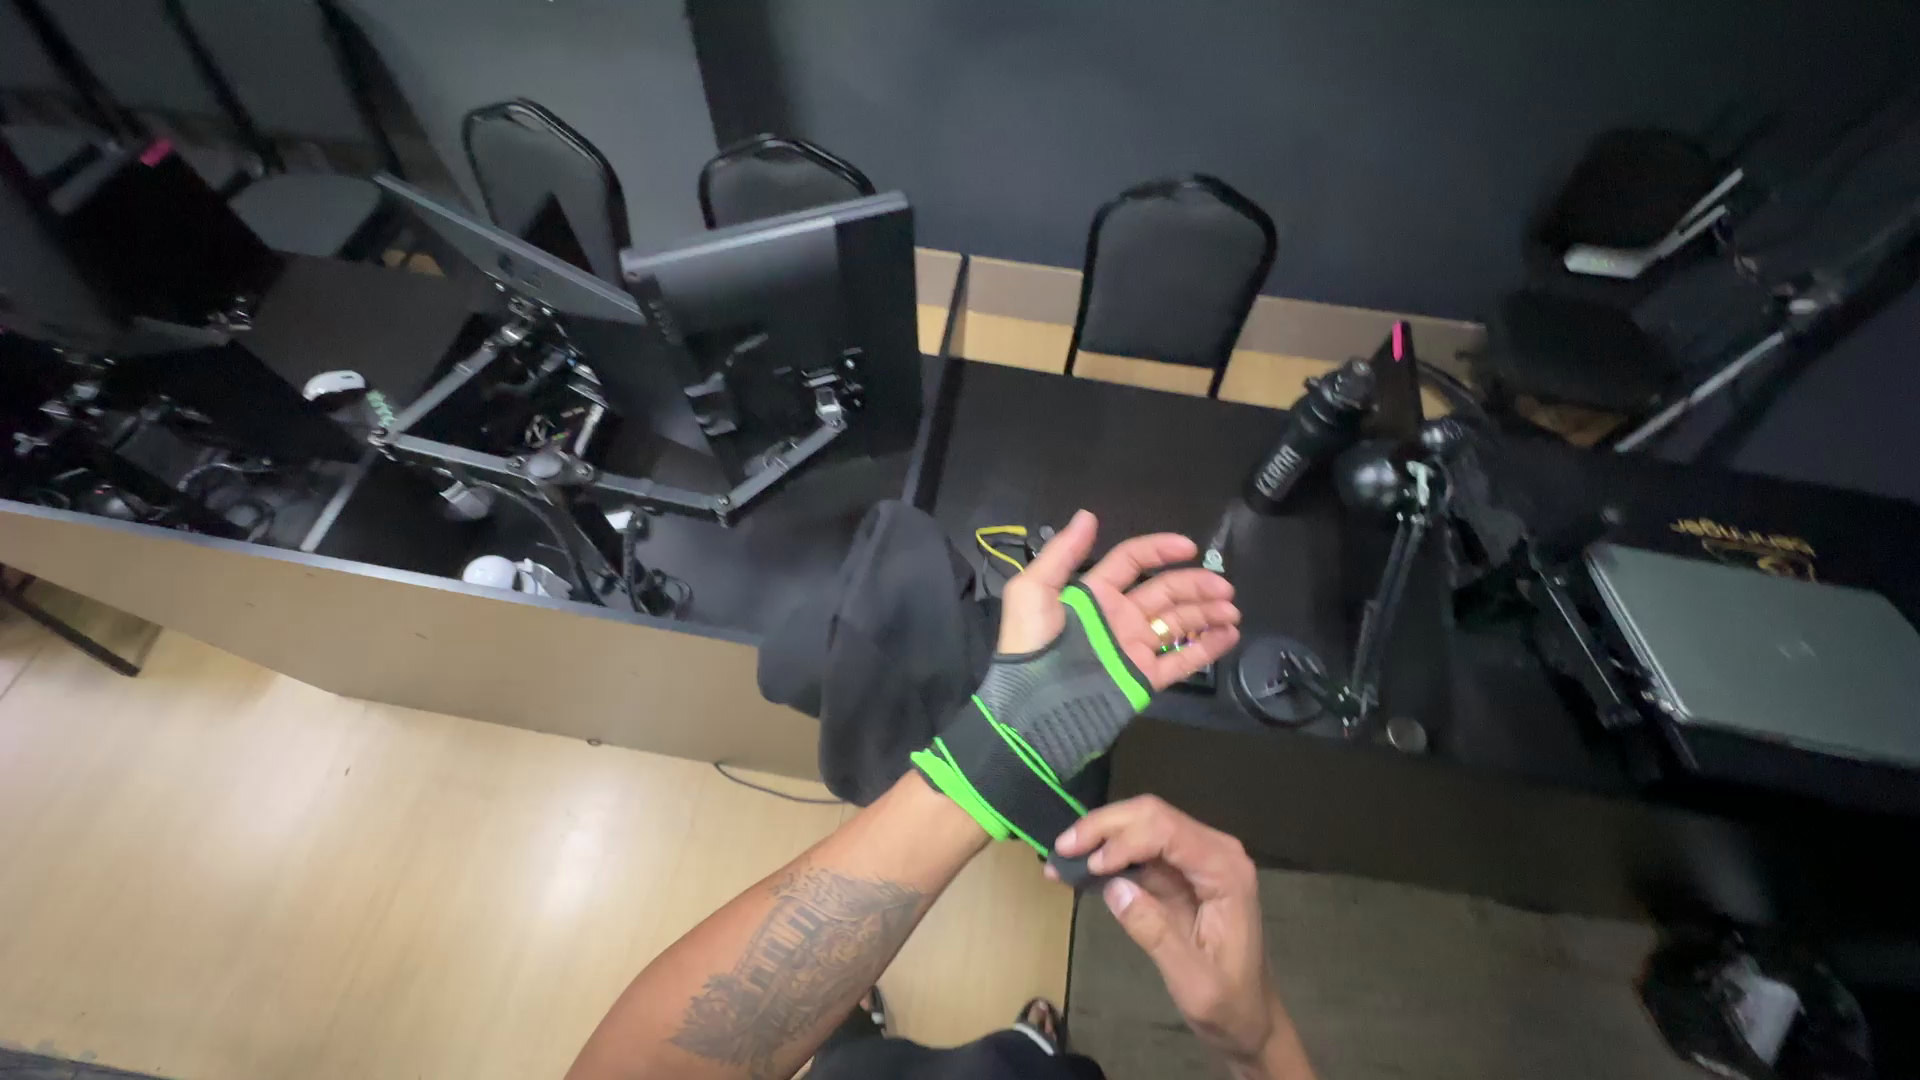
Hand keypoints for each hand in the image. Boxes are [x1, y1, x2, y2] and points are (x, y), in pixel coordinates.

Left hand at [998, 510, 1239, 690]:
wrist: (1032, 707)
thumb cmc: (1031, 644)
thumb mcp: (1033, 590)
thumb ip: (1062, 553)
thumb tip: (1088, 515)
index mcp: (1093, 593)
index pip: (1132, 562)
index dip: (1160, 550)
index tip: (1189, 546)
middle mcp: (1117, 616)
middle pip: (1164, 591)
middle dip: (1195, 585)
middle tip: (1224, 587)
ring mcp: (1133, 648)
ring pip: (1178, 623)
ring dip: (1207, 613)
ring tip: (1232, 610)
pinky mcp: (1144, 677)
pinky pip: (1181, 659)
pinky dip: (1207, 647)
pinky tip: (1229, 635)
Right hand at [1052, 797, 1311, 1077]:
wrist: (1250, 1021)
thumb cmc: (1230, 1005)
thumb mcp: (1195, 983)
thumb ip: (1156, 933)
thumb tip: (1114, 887)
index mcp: (1225, 870)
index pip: (1168, 830)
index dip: (1124, 839)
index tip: (1090, 865)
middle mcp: (1212, 850)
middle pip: (1150, 815)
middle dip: (1103, 827)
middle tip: (1062, 849)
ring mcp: (1194, 856)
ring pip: (1139, 823)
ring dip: (1099, 837)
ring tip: (1061, 858)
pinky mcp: (1176, 869)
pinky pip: (1136, 847)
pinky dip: (1104, 854)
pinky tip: (1077, 867)